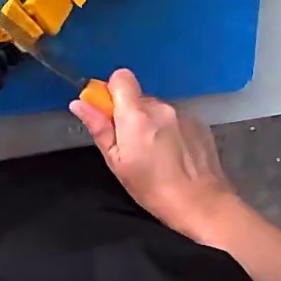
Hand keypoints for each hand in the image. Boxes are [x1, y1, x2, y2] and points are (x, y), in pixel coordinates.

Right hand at [69, 68, 245, 243]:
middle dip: (130, 114)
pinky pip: (175, 119)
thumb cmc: (151, 187)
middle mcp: (161, 107)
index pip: (121, 77)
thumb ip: (98, 127)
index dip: (112, 91)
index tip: (110, 114)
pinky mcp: (200, 124)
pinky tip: (174, 155)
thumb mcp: (116, 162)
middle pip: (138, 97)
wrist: (201, 203)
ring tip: (155, 154)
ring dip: (151, 124)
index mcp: (136, 115)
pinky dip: (170, 131)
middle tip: (131, 145)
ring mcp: (183, 114)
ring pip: (157, 110)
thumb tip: (79, 103)